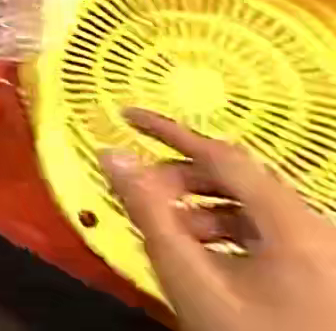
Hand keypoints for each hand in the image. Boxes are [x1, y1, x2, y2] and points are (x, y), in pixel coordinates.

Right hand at [103, 107, 335, 330]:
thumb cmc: (246, 328)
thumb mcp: (185, 270)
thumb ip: (145, 207)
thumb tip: (111, 153)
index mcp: (297, 231)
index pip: (225, 158)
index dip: (172, 132)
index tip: (127, 115)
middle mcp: (324, 237)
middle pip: (242, 182)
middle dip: (182, 178)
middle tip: (142, 188)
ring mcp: (331, 258)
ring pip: (258, 208)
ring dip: (203, 206)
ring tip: (170, 227)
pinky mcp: (330, 275)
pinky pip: (276, 232)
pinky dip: (231, 227)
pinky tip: (206, 250)